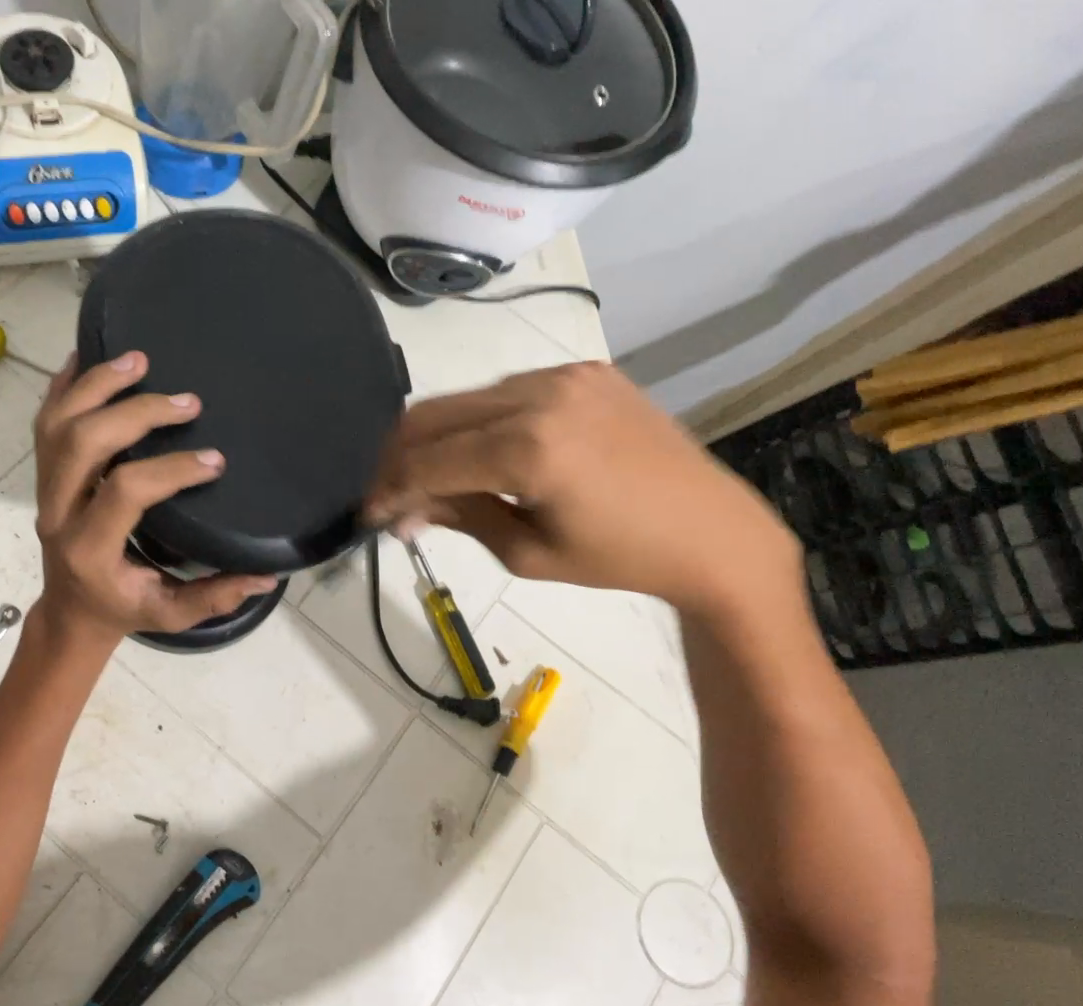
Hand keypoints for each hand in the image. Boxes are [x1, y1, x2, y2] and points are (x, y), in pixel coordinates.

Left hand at [32, 351, 278, 647]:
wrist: (69, 611)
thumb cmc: (122, 609)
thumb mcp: (169, 614)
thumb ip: (214, 598)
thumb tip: (267, 575)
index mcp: (90, 548)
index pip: (125, 491)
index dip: (171, 469)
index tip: (214, 461)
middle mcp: (58, 512)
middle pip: (84, 442)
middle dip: (137, 413)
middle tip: (187, 402)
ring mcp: (43, 489)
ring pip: (58, 424)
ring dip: (97, 386)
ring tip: (139, 360)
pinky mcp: (42, 474)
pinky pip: (45, 422)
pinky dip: (64, 386)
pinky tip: (88, 357)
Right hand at [363, 362, 800, 617]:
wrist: (712, 531)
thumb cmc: (620, 558)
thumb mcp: (527, 553)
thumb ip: (460, 519)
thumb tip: (402, 514)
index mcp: (530, 449)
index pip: (430, 461)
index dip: (389, 489)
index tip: (369, 514)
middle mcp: (542, 395)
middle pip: (434, 416)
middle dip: (398, 457)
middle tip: (385, 494)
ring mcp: (565, 375)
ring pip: (466, 399)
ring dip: (435, 438)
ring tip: (428, 479)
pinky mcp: (584, 371)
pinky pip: (506, 390)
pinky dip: (478, 421)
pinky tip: (478, 453)